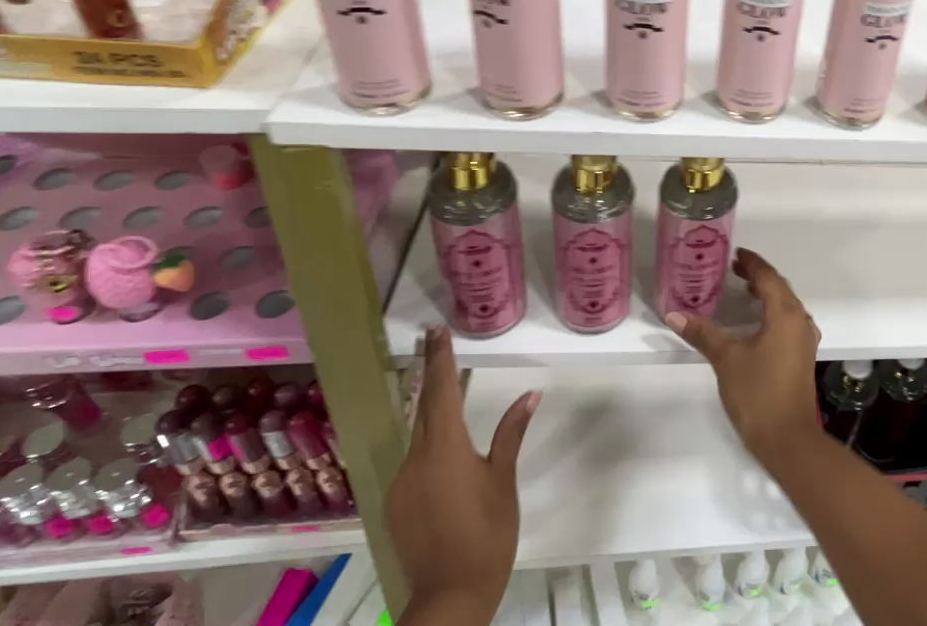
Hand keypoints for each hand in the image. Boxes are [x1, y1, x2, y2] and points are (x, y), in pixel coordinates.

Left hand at [389, 326, 537, 618]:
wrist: (450, 595)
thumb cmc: (488, 534)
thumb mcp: (503, 481)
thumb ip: (510, 434)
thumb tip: (529, 394)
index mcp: (445, 449)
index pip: (441, 392)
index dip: (439, 359)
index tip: (436, 331)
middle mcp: (415, 459)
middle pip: (424, 408)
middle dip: (431, 375)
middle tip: (435, 343)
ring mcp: (401, 483)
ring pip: (418, 438)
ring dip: (433, 416)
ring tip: (449, 399)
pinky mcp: (396, 503)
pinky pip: (414, 464)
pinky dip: (429, 449)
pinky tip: (445, 460)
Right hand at [667, 248, 821, 463]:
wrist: (787, 437)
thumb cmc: (758, 392)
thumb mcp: (726, 359)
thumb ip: (702, 333)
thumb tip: (674, 314)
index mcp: (785, 314)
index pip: (769, 278)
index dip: (753, 263)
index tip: (737, 253)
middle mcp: (800, 322)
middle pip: (781, 289)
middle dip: (759, 277)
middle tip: (734, 269)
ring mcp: (804, 341)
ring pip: (786, 306)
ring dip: (767, 295)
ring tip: (743, 290)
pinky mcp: (802, 357)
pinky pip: (788, 323)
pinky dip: (772, 313)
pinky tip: (756, 324)